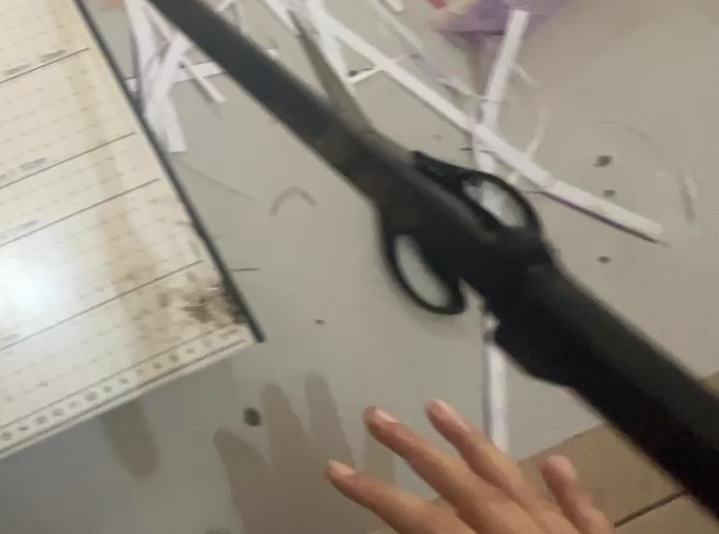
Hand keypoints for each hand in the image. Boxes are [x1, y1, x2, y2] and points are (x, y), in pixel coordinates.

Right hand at [328, 402, 610, 533]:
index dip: (375, 495)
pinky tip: (556, 463)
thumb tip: (407, 531)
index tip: (334, 469)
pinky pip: (595, 525)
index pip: (424, 523)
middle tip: (375, 415)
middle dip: (418, 451)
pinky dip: (574, 494)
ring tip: (438, 408)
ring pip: (524, 491)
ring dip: (478, 448)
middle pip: (470, 491)